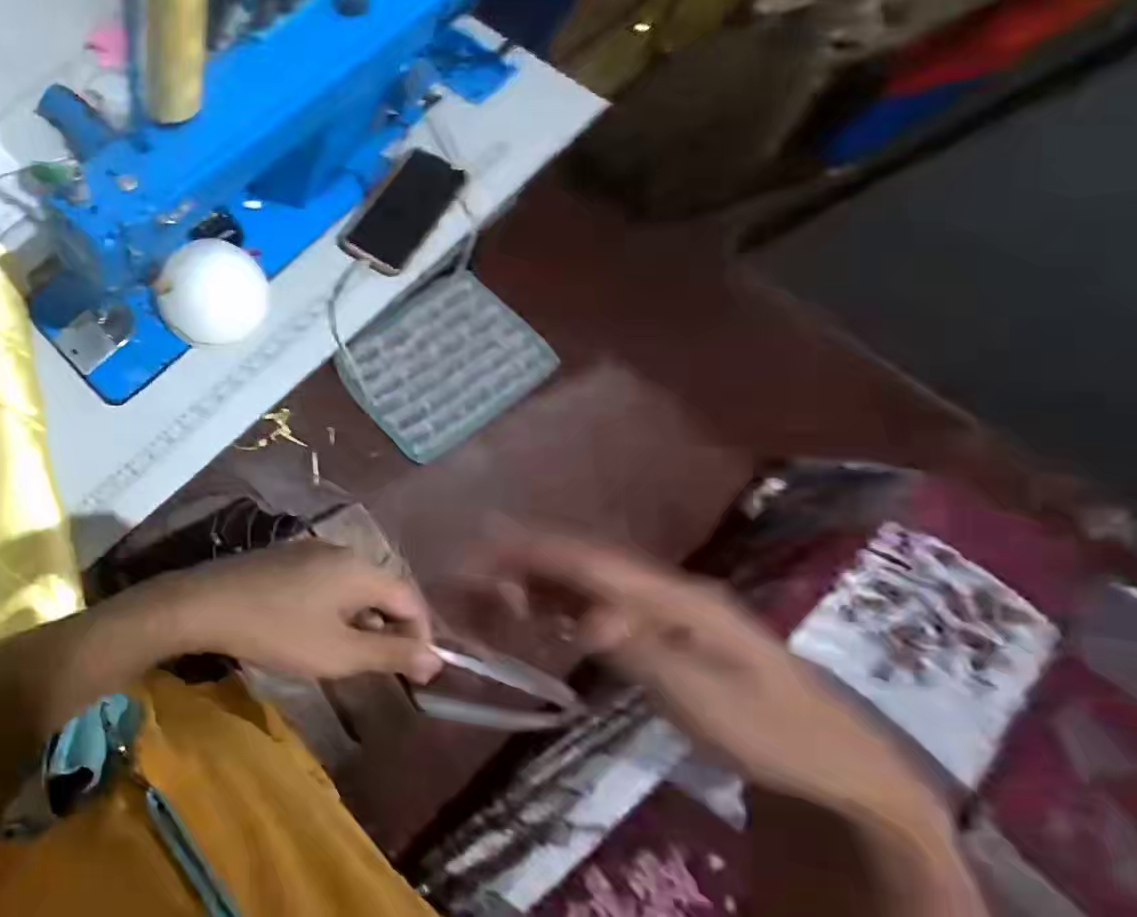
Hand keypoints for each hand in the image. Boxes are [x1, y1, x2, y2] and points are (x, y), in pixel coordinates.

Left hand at [144, 540, 443, 682]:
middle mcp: (338, 550)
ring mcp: (307, 550)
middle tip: (381, 668)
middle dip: (390, 629)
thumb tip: (435, 658)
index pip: (409, 598)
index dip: (420, 637)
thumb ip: (391, 654)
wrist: (207, 604)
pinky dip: (334, 609)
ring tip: (347, 656)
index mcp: (358, 567)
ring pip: (352, 586)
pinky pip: (325, 582)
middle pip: (382, 588)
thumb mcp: (340, 653)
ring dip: (361, 621)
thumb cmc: (279, 631)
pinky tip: (314, 633)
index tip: (416, 675)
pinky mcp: (283, 557)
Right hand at [493, 533, 944, 824]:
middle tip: (470, 571)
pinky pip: (593, 605)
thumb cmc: (772, 732)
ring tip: (490, 593)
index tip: (483, 542)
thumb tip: (583, 620)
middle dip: (523, 561)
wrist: (838, 767)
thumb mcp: (709, 698)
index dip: (535, 549)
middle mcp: (663, 590)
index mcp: (677, 597)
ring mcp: (661, 609)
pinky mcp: (657, 630)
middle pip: (581, 563)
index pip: (592, 562)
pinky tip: (533, 614)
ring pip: (582, 582)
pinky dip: (556, 604)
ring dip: (535, 582)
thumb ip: (641, 650)